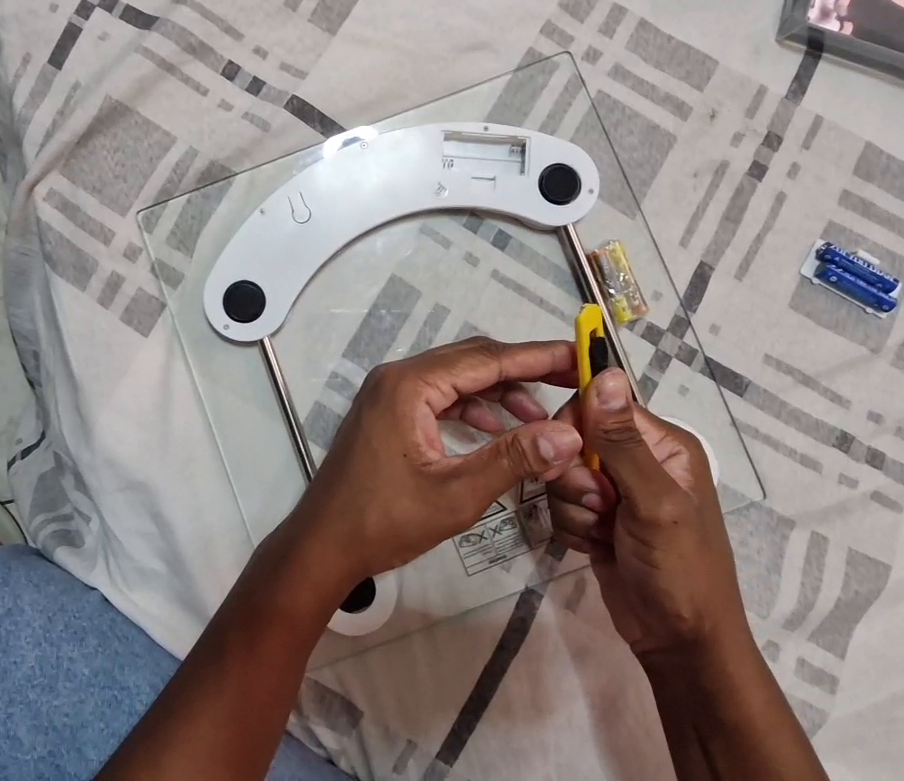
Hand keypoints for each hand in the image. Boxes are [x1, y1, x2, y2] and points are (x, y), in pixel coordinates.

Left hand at [281, 337, 584, 588]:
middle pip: (471, 361)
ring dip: (499, 394)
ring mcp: (390, 394)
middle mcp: (398, 377)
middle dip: (523, 372)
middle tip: (571, 383)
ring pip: (456, 379)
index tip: (580, 357)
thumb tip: (570, 434)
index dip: (537, 357)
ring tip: (543, 420)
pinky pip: (440, 398)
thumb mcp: (456, 494)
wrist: (322, 546)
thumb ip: (513, 459)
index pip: (485, 359)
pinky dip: (473, 409)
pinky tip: (499, 430)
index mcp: (409, 385)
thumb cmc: (384, 521)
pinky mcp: (389, 414)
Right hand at [549, 369, 750, 659]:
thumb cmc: (680, 568)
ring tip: (603, 533)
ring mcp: (614, 491)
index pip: (600, 404)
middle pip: (572, 439)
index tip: (573, 457)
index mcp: (662, 444)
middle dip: (574, 476)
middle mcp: (637, 460)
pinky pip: (559, 504)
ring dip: (573, 507)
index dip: (577, 426)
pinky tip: (595, 547)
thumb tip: (604, 371)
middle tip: (600, 506)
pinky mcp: (595, 518)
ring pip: (560, 475)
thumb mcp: (654, 502)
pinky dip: (571, 527)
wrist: (680, 643)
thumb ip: (622, 440)